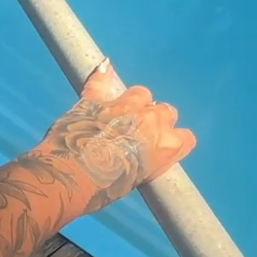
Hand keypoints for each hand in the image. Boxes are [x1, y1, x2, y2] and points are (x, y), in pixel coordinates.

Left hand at [32, 60, 195, 215]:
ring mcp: (124, 107)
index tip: (157, 146)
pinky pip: (101, 81)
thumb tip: (138, 157)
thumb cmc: (104, 189)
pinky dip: (101, 76)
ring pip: (140, 93)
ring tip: (117, 115)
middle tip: (134, 133)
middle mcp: (153, 121)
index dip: (169, 140)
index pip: (185, 137)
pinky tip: (103, 68)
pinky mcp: (95, 100)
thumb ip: (146, 161)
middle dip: (151, 120)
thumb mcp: (137, 180)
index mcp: (169, 145)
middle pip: (164, 111)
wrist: (71, 177)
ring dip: (132, 101)